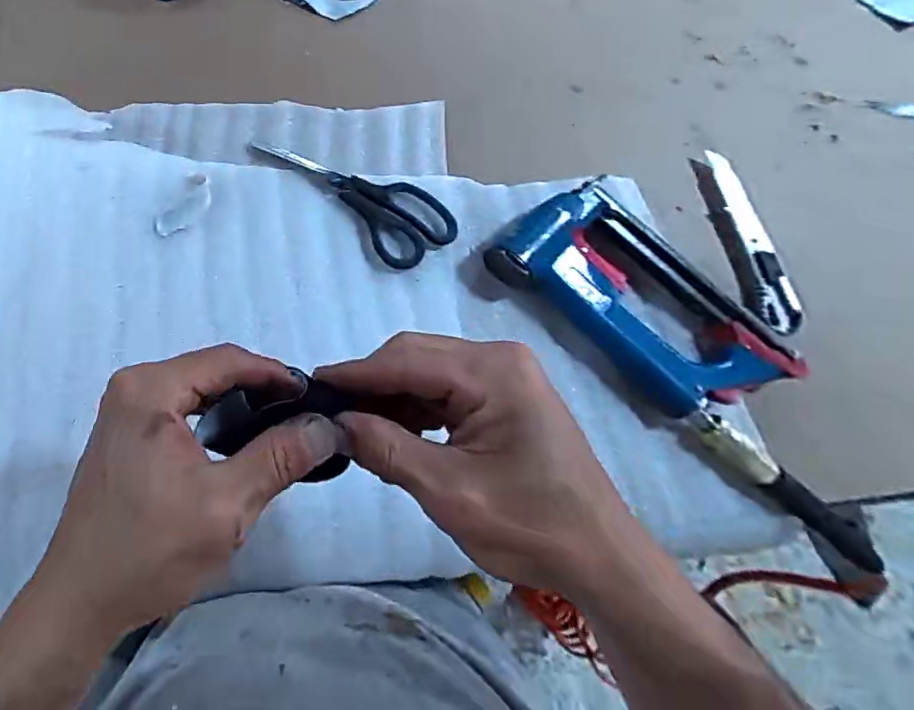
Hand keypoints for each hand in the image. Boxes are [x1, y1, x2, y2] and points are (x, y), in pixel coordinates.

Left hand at [0, 344, 344, 709]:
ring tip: (278, 428)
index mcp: (150, 389)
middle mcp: (133, 386)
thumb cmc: (149, 551)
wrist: (77, 606)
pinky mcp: (124, 433)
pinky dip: (214, 417)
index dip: (274, 373)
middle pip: (211, 370)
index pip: (227, 361)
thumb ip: (280, 457)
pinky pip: (180, 408)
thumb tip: (326, 425)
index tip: (311, 395)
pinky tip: (237, 442)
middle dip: (258, 388)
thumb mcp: (226, 506)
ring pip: (197, 389)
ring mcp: (124, 409)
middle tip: (300, 414)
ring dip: (237, 403)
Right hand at [316, 333, 645, 594]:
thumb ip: (389, 450)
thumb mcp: (451, 493)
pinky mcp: (507, 394)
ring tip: (355, 425)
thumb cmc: (531, 526)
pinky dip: (418, 409)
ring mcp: (506, 374)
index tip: (313, 386)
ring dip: (393, 397)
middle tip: (330, 413)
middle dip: (373, 384)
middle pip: (418, 357)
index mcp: (493, 370)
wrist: (601, 556)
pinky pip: (449, 390)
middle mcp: (499, 358)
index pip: (407, 359)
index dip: (356, 373)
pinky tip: (395, 431)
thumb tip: (337, 423)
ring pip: (430, 372)